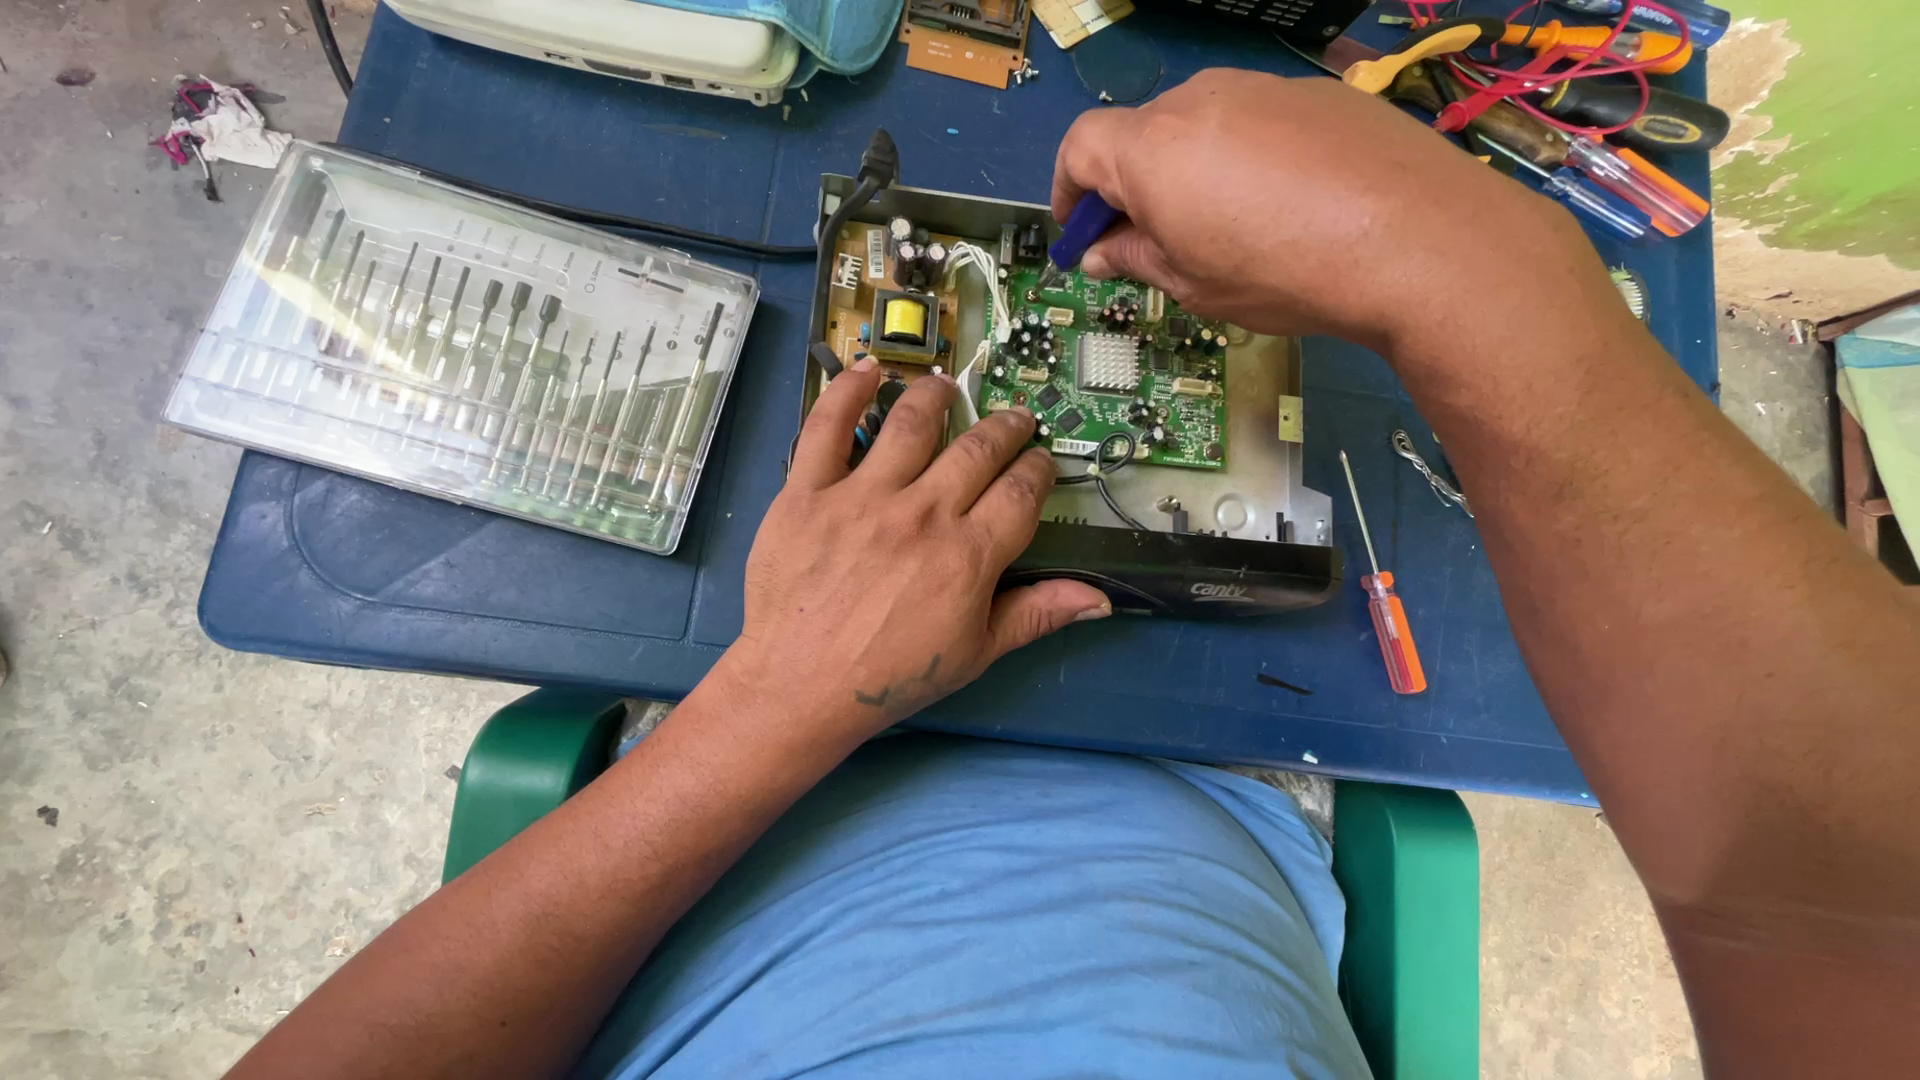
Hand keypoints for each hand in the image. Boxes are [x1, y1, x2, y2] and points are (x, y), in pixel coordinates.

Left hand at [727, 360, 1110, 741]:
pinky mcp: (808, 491)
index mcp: (969, 555)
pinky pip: (828, 427)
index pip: (1021, 491)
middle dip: (1005, 427)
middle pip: (977, 449)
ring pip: (911, 423)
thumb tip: (1099, 598)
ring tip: (946, 386)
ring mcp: (862, 497)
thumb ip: (1036, 616)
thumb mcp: (975, 654)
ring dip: (937, 396)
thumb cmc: (892, 677)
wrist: (798, 688)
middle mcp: (923, 513)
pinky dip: (848, 392)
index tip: (1039, 461)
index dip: (1038, 469)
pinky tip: (868, 371)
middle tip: (1012, 419)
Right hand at [1051, 69, 1597, 354]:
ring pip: (1195, 125)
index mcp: (1152, 149)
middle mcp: (1197, 100)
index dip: (1069, 193)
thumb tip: (1100, 252)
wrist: (1415, 238)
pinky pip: (1250, 121)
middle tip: (1149, 243)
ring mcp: (1260, 87)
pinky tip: (1276, 204)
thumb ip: (1134, 259)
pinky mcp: (1312, 92)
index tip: (1081, 235)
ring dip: (1183, 171)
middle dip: (1128, 187)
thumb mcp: (1190, 284)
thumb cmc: (1278, 273)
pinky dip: (1237, 158)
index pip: (1079, 148)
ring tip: (1219, 227)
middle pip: (1137, 134)